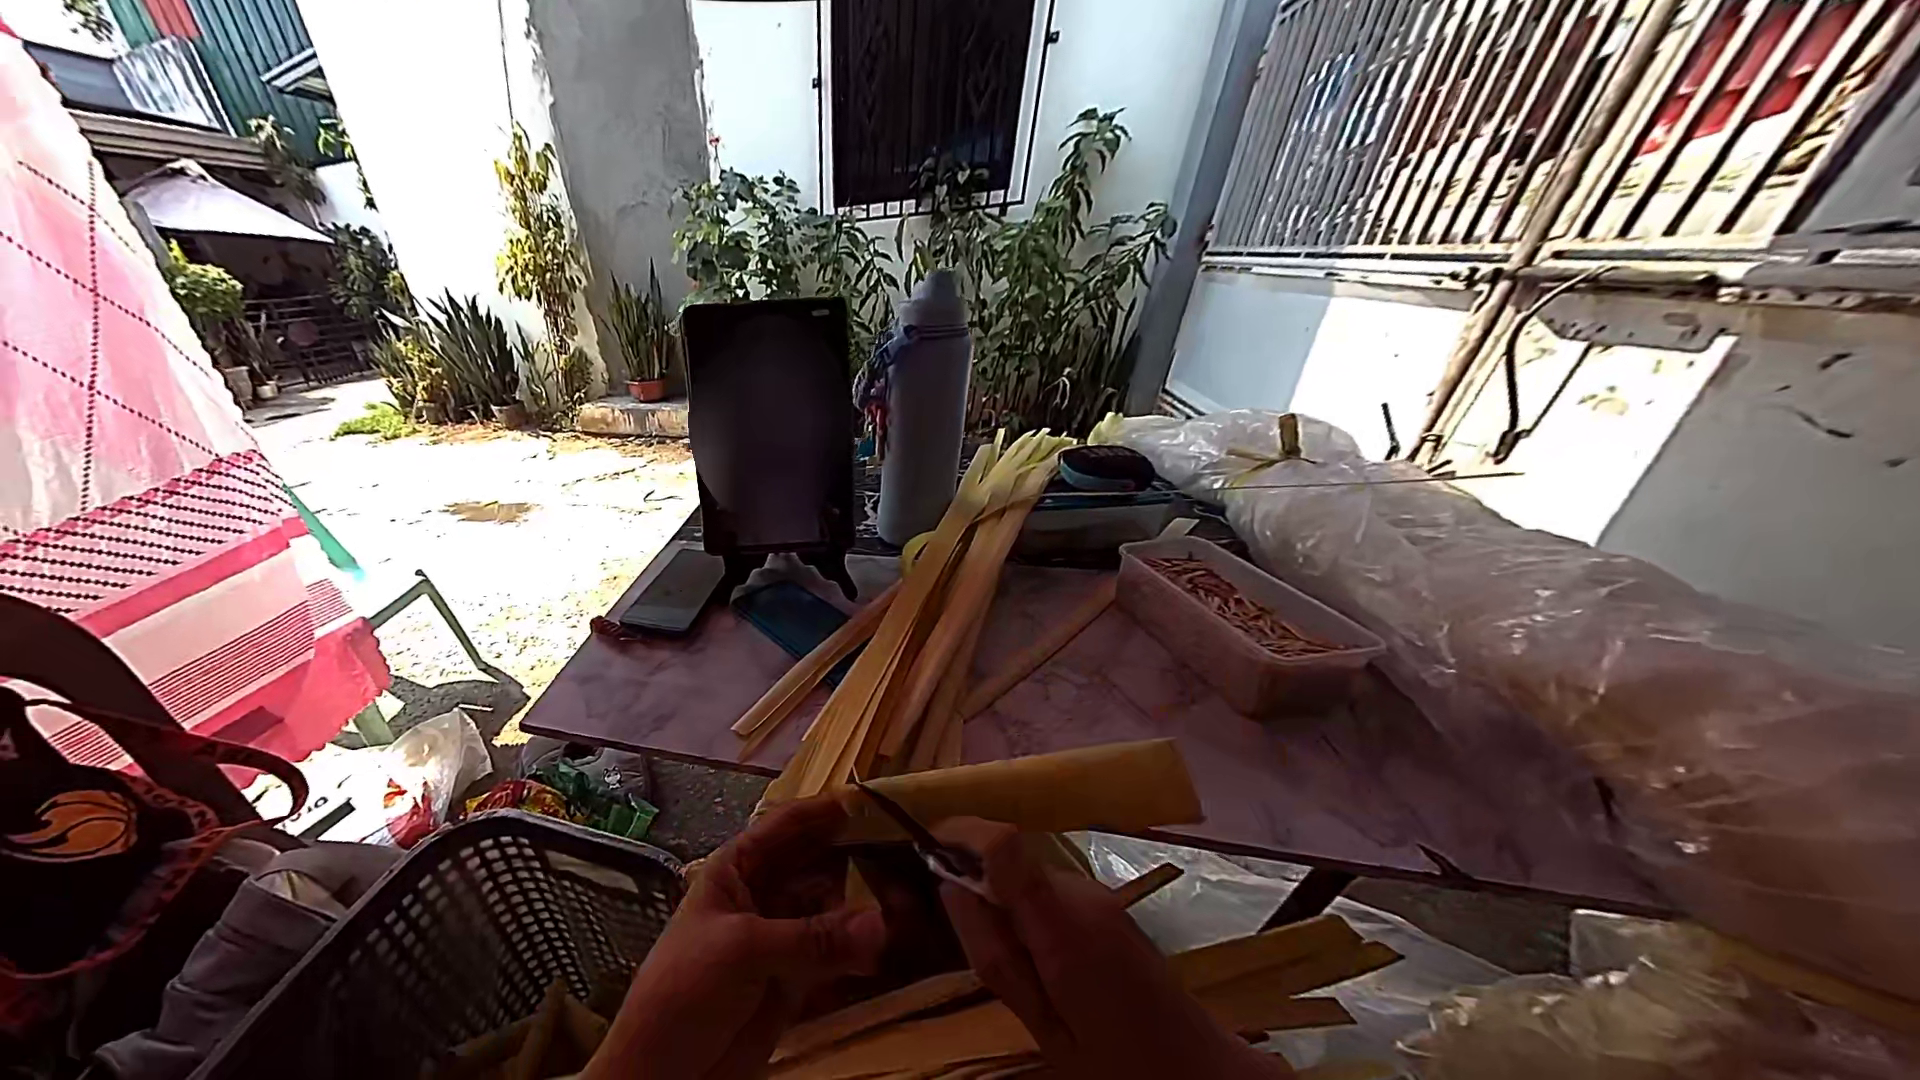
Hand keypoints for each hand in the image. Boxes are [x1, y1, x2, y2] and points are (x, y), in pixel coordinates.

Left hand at [584, 796, 887, 1079]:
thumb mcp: (743, 952)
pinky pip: (836, 949)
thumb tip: (882, 927)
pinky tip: (888, 943)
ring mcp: (783, 932)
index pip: (788, 824)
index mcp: (739, 867)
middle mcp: (765, 891)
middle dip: (856, 856)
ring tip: (905, 899)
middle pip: (818, 861)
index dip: (826, 810)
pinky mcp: (796, 974)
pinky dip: (860, 946)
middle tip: (903, 851)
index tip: (872, 800)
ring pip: (832, 904)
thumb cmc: (683, 992)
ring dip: (863, 902)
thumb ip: (814, 938)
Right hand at [935, 818, 1291, 1079]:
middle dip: (978, 889)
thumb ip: (993, 954)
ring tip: (1024, 977)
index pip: (1004, 844)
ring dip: (1005, 908)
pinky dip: (1028, 915)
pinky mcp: (1101, 898)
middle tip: (985, 955)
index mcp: (1061, 924)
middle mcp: (1077, 889)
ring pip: (1024, 878)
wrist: (1194, 1064)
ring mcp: (1094, 890)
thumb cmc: (1115, 1059)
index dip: (961, 833)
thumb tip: (950, 888)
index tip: (928, 849)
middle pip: (1007, 860)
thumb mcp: (1041, 1023)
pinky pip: (1045, 891)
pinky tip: (1047, 968)